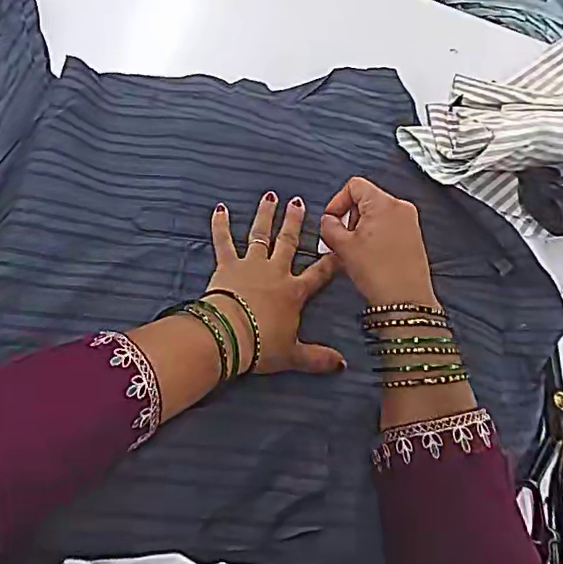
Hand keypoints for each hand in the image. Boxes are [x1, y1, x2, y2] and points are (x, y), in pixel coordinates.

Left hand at [207, 192, 344, 373]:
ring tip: (270, 197)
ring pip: (260, 234)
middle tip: (299, 203)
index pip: (319, 273)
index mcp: (294, 292)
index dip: (330, 259)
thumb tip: (342, 366)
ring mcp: (251, 265)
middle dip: (295, 222)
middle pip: (288, 243)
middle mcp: (276, 272)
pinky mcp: (227, 265)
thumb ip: (318, 358)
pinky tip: (219, 208)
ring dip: (266, 215)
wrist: (230, 335)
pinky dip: (220, 225)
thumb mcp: (293, 355)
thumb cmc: (261, 345)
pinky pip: (223, 241)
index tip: (338, 245)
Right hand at [317, 177, 438, 308]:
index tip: (332, 220)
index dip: (337, 201)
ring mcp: (409, 221)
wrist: (405, 300)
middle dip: (349, 217)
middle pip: (365, 199)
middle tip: (342, 239)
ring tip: (355, 250)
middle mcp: (400, 206)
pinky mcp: (413, 235)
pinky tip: (369, 255)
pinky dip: (374, 234)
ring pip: (376, 213)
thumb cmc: (379, 273)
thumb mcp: (343, 246)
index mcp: (384, 203)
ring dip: (360, 227)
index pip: (354, 185)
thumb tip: (328, 220)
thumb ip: (329, 226)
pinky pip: (388, 225)